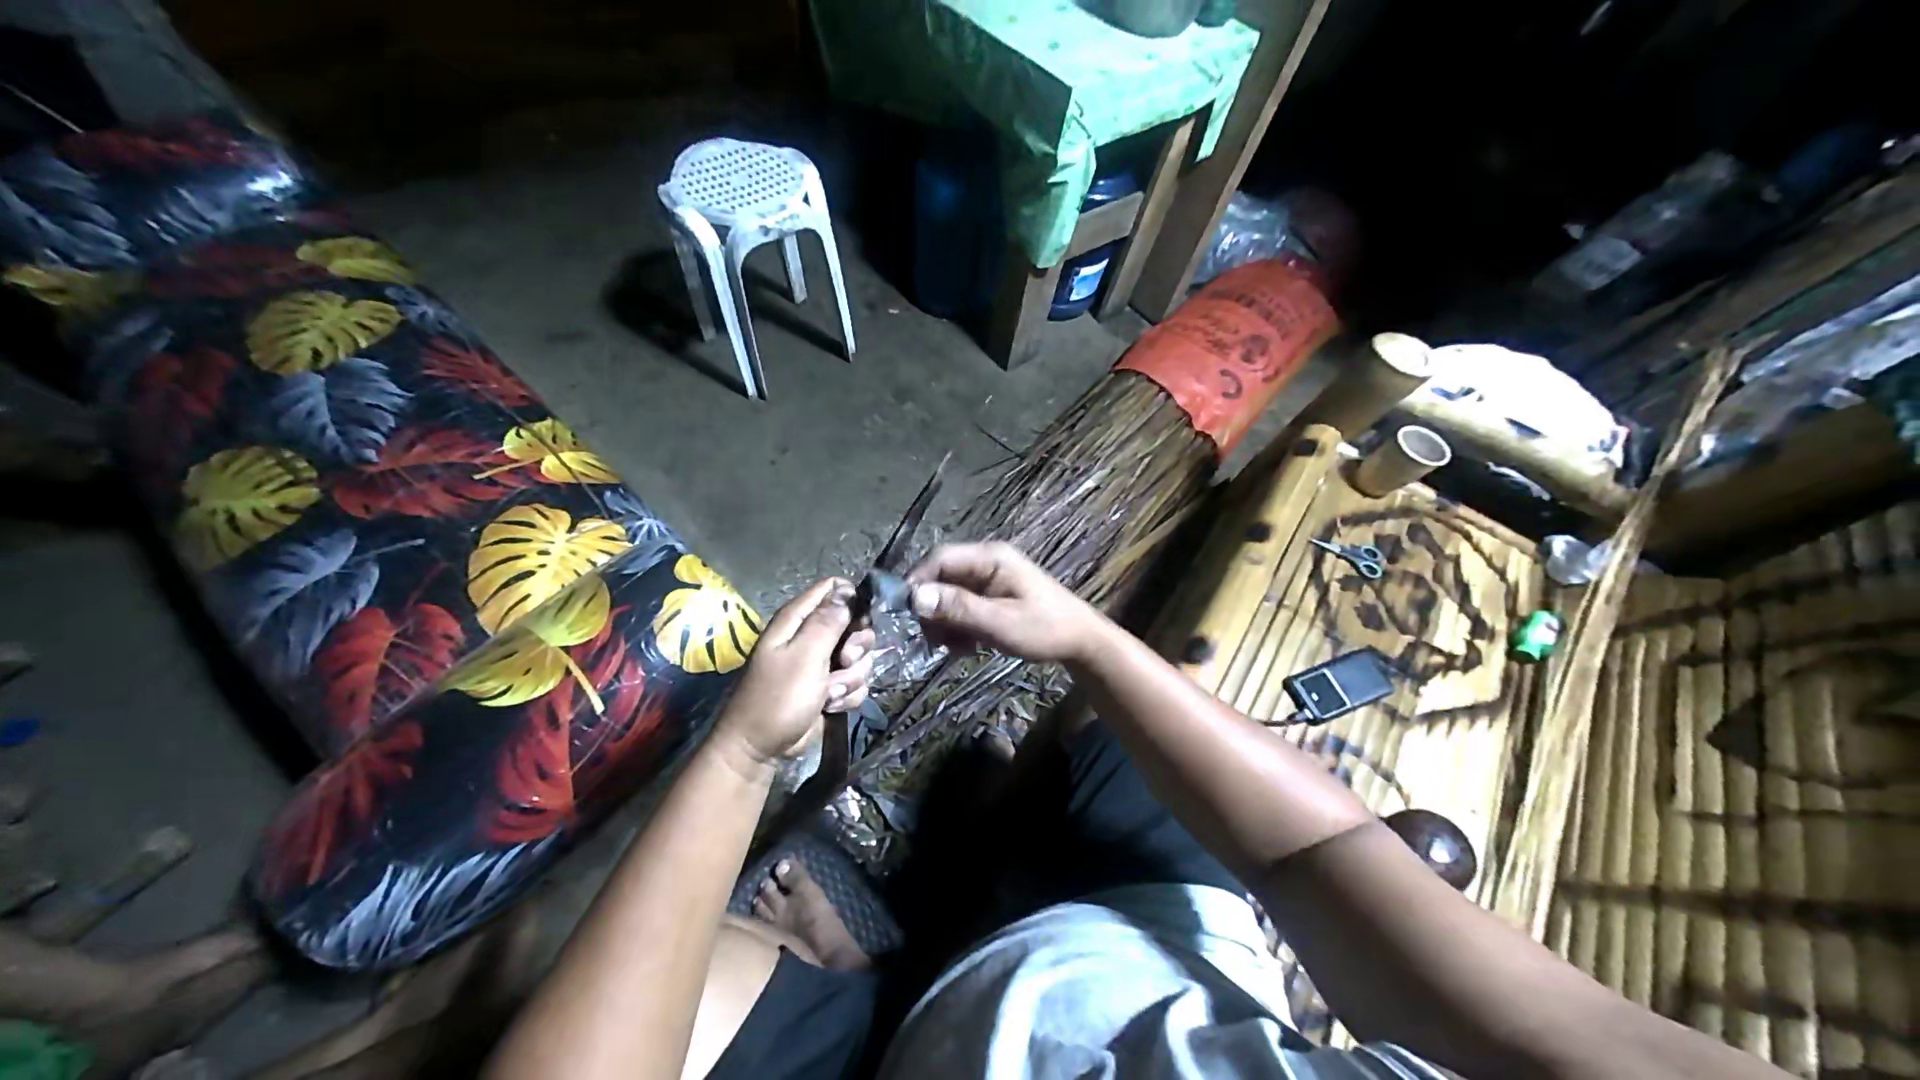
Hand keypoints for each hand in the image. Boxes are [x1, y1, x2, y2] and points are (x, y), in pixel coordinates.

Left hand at [713, 578, 875, 772]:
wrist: (761, 747)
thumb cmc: (779, 696)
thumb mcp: (805, 655)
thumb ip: (828, 621)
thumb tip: (847, 592)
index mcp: (797, 619)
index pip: (833, 589)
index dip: (853, 600)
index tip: (861, 620)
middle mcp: (810, 636)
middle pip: (854, 623)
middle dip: (858, 645)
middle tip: (844, 661)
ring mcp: (821, 663)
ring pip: (859, 656)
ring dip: (851, 676)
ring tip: (830, 692)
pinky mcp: (829, 687)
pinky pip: (855, 681)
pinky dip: (847, 695)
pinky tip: (831, 705)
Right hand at [907, 542, 1105, 663]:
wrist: (1082, 643)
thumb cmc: (1044, 630)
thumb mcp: (999, 623)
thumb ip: (958, 608)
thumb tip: (915, 598)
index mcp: (990, 558)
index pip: (940, 559)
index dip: (919, 584)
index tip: (908, 616)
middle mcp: (986, 562)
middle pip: (941, 578)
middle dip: (933, 609)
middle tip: (935, 640)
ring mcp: (989, 579)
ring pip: (948, 595)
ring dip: (945, 622)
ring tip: (956, 648)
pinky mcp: (992, 596)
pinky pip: (962, 606)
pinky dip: (958, 626)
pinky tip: (967, 647)